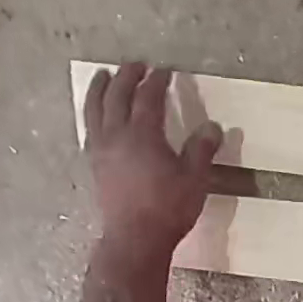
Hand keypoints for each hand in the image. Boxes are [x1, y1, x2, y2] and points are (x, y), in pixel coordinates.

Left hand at [83, 62, 221, 254]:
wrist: (136, 237)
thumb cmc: (169, 207)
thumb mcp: (194, 178)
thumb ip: (201, 149)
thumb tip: (212, 126)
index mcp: (143, 135)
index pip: (148, 99)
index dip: (157, 82)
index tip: (165, 70)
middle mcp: (116, 136)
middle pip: (117, 97)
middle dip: (127, 77)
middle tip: (136, 64)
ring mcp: (101, 150)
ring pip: (95, 109)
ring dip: (100, 89)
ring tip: (104, 76)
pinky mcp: (95, 164)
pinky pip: (90, 128)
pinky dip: (93, 113)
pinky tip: (97, 115)